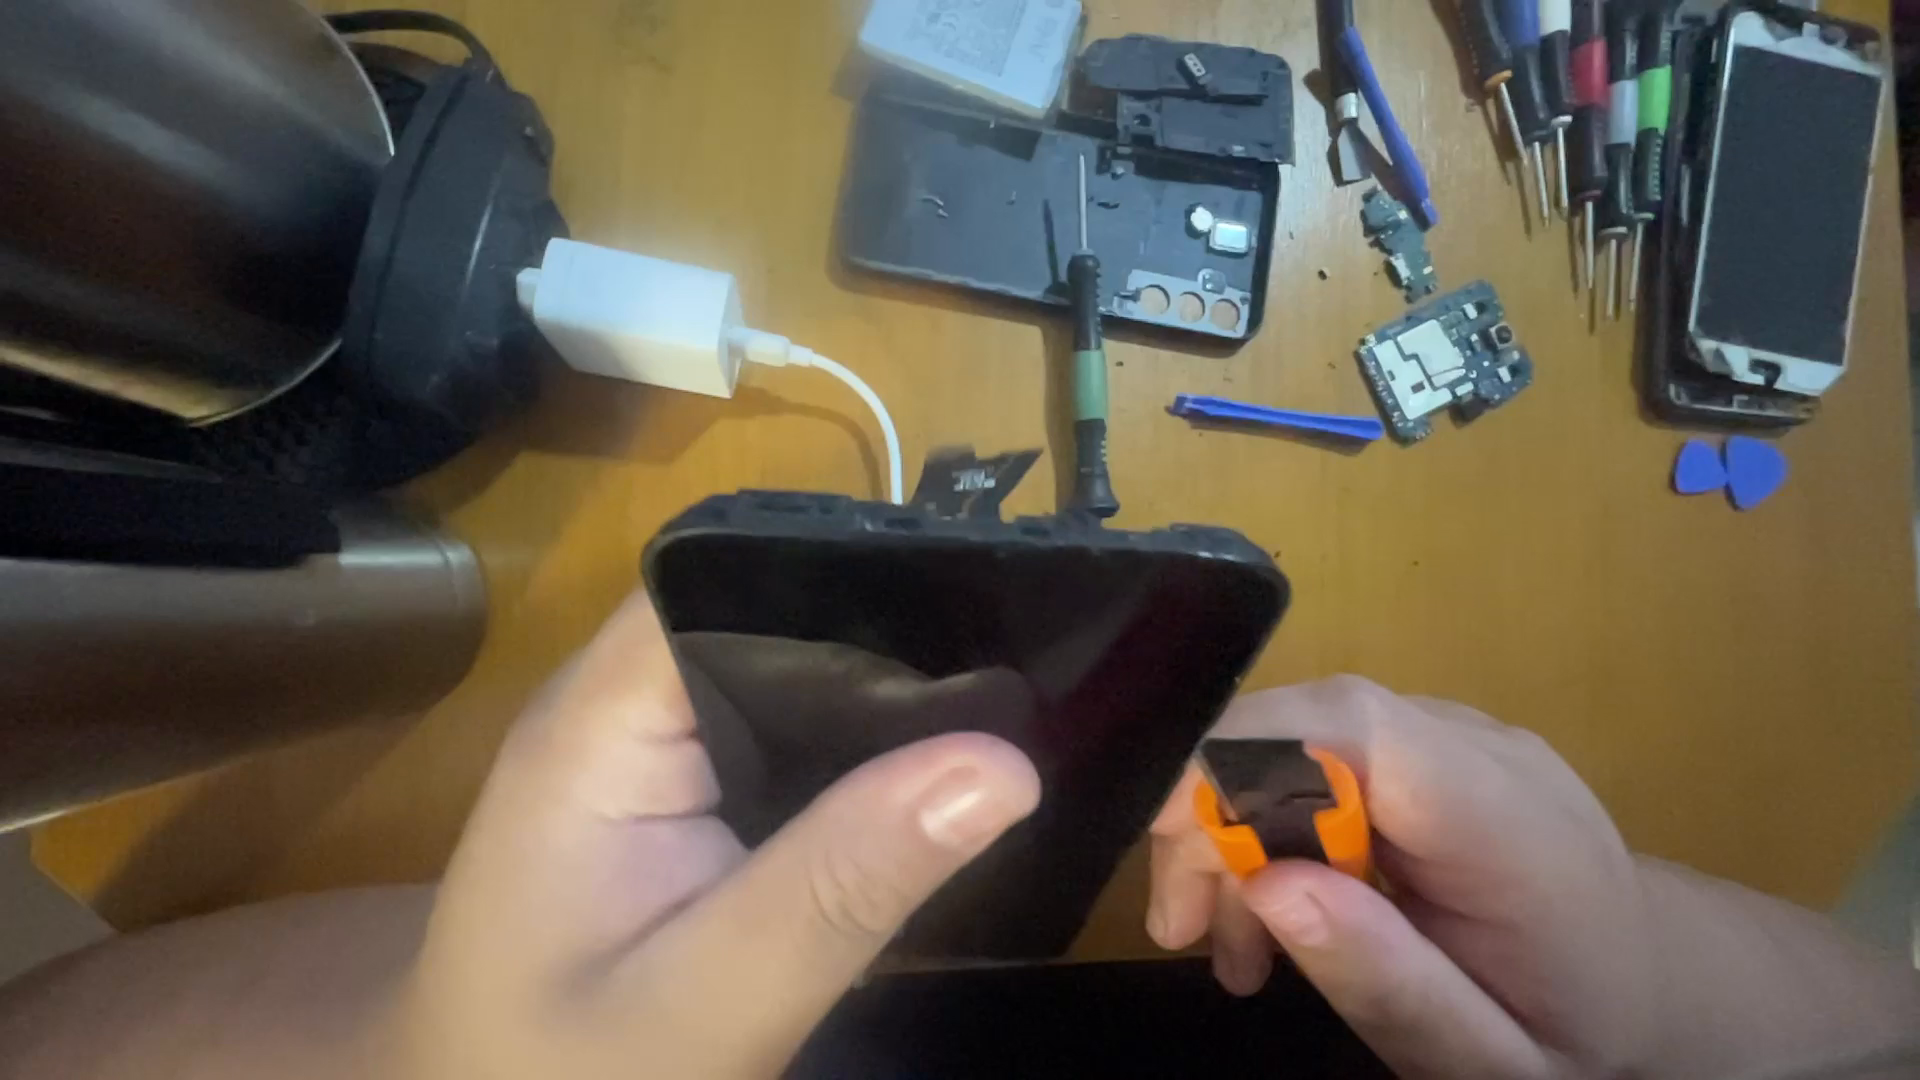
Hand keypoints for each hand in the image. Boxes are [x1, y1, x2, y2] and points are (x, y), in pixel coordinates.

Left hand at [394, 593, 1040, 1077]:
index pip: (722, 579)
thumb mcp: (712, 1006)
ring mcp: (653, 747)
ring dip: (875, 684)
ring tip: (992, 691)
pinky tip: (923, 756)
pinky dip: (853, 738)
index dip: (840, 572)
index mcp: (601, 720)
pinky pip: (784, 729)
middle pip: (762, 613)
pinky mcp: (683, 788)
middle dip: (878, 626)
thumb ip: (844, 883)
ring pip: (782, 670)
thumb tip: (1004, 765)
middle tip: (1004, 651)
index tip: (961, 593)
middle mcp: (624, 704)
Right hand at [1148, 677, 1655, 1079]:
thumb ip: (1387, 980)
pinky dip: (1262, 822)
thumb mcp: (1492, 1060)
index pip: (1353, 726)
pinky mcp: (1406, 739)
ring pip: (1282, 743)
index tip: (1162, 827)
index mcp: (1508, 820)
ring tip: (1219, 940)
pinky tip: (1263, 903)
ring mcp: (1435, 730)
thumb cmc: (1577, 1030)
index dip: (1240, 750)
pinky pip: (1304, 760)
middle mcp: (1468, 745)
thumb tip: (1269, 887)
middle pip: (1293, 732)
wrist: (1652, 978)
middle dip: (1211, 817)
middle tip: (1178, 923)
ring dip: (1226, 829)